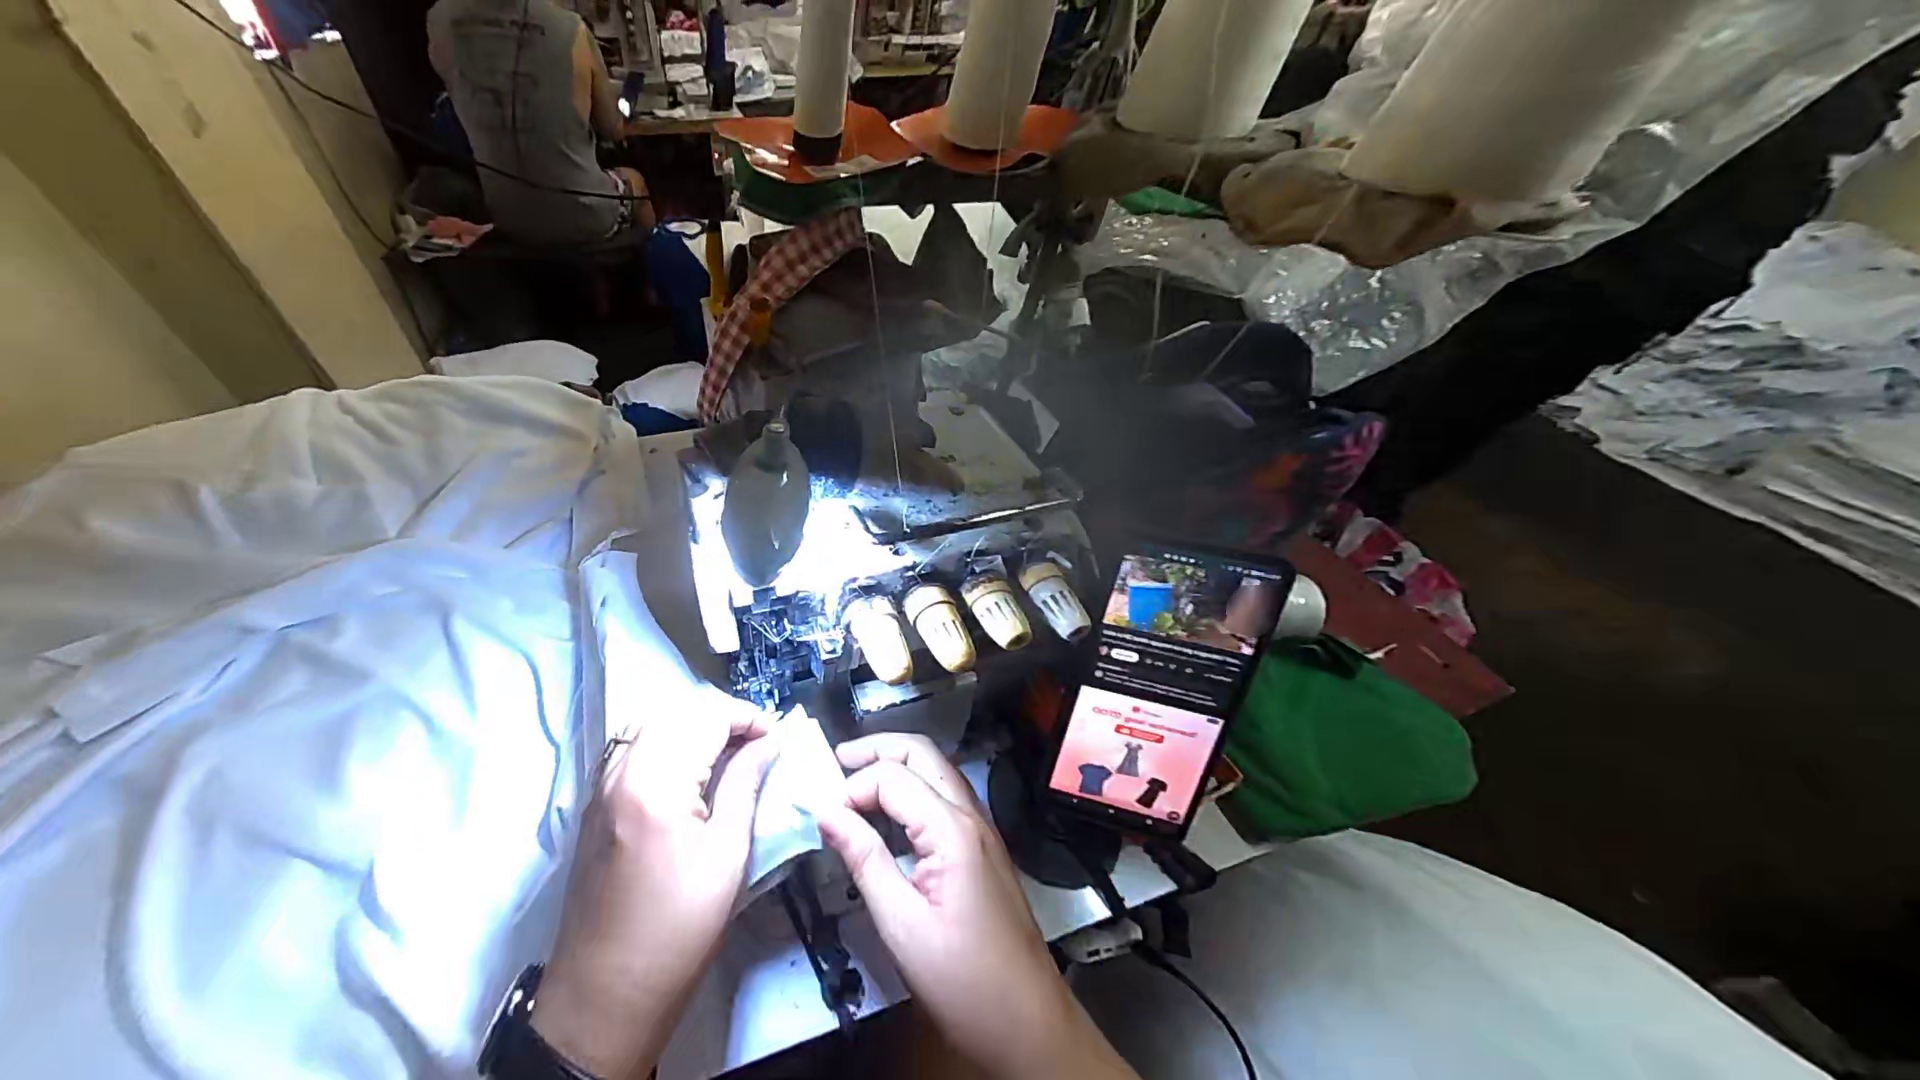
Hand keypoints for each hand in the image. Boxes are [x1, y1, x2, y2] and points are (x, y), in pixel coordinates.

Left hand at [532, 691, 775, 1078]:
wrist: (606, 993)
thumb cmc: (679, 927)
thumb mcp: (728, 855)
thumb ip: (745, 785)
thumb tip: (769, 744)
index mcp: (656, 784)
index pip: (707, 717)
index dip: (748, 718)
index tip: (777, 738)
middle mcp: (621, 774)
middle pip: (677, 713)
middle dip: (723, 716)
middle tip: (758, 741)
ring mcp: (601, 789)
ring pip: (652, 726)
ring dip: (694, 726)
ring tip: (730, 750)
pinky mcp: (595, 806)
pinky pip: (633, 750)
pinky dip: (668, 743)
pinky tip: (692, 769)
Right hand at [815, 735, 1138, 1079]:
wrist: (1026, 1018)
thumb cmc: (961, 978)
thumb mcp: (900, 923)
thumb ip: (863, 859)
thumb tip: (827, 813)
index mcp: (952, 828)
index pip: (894, 777)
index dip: (854, 786)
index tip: (824, 813)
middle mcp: (971, 815)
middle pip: (923, 754)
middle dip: (878, 749)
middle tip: (837, 760)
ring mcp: (981, 828)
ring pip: (937, 771)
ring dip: (896, 766)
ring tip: (855, 781)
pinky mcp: (982, 846)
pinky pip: (944, 798)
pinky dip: (912, 790)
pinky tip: (888, 813)